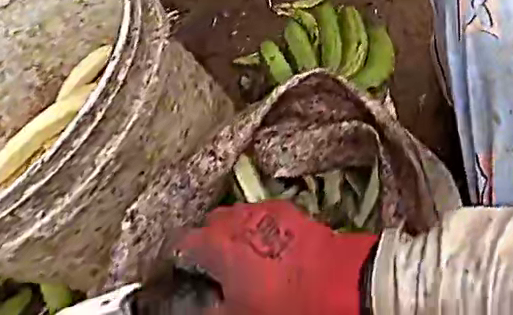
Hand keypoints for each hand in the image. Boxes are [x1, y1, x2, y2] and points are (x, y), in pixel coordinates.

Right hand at [173, 201, 377, 314]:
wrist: (337, 280)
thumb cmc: (283, 306)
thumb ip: (209, 309)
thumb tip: (194, 304)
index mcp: (218, 245)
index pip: (181, 241)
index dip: (175, 257)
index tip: (175, 272)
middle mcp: (236, 219)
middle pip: (209, 224)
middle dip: (206, 242)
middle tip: (209, 271)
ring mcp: (263, 209)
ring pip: (235, 217)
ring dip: (231, 234)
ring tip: (237, 261)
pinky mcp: (287, 208)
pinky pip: (259, 216)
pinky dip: (254, 229)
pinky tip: (262, 251)